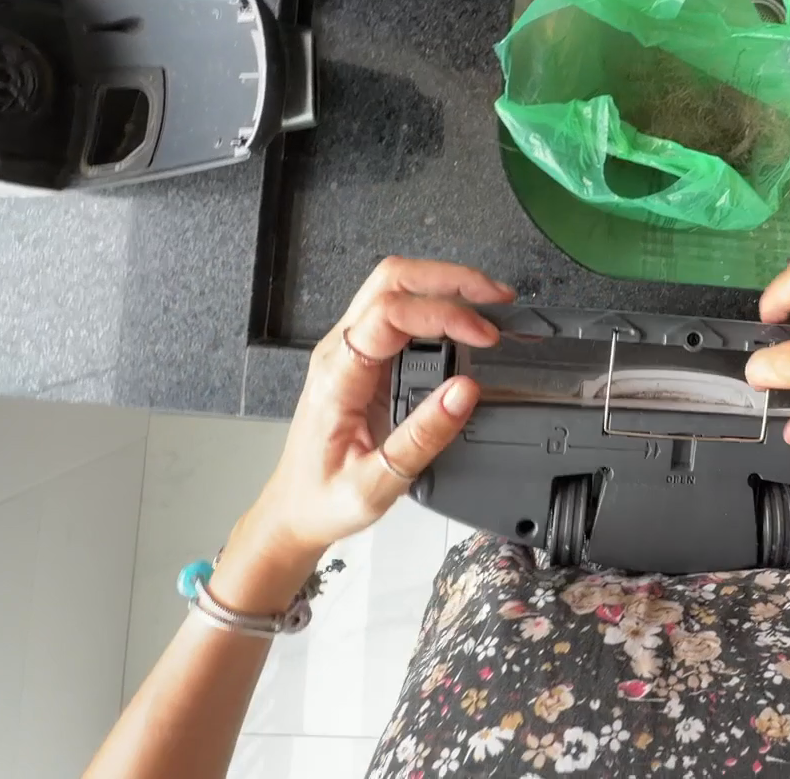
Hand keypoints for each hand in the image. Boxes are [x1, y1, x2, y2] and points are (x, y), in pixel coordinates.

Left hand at [226, 257, 513, 594]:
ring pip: (396, 283)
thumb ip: (422, 438)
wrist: (292, 511)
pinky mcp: (365, 352)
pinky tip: (467, 317)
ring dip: (448, 284)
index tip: (485, 336)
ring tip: (491, 303)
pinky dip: (440, 300)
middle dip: (451, 278)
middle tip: (497, 297)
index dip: (445, 314)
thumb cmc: (324, 499)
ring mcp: (350, 346)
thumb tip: (466, 390)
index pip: (390, 314)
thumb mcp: (374, 485)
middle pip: (393, 279)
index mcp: (337, 376)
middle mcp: (340, 350)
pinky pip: (401, 306)